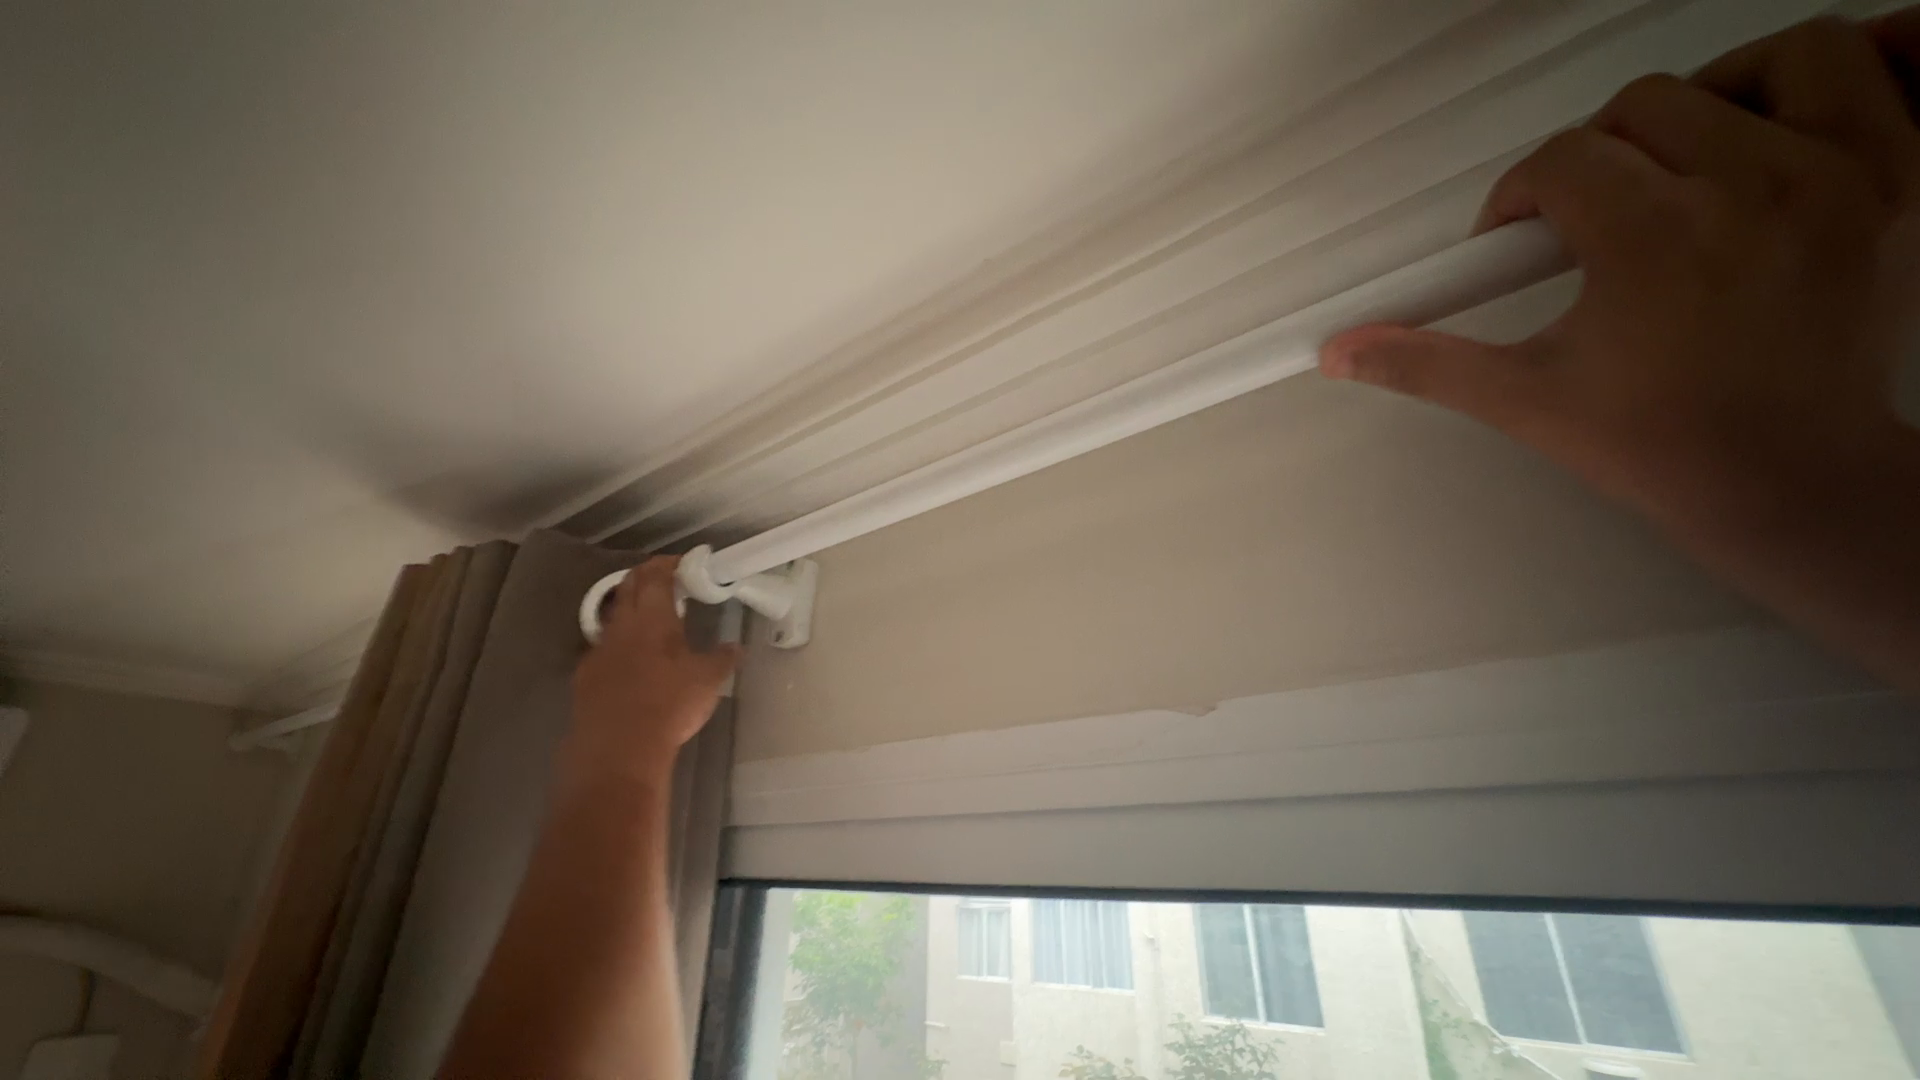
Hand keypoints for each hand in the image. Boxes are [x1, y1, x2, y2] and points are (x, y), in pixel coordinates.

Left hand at [563, 556, 738, 794]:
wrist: (618, 748)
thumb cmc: (669, 704)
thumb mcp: (709, 680)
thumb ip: (722, 658)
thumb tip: (735, 647)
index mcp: (653, 618)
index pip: (656, 576)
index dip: (668, 564)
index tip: (684, 563)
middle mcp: (621, 627)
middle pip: (628, 588)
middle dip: (646, 578)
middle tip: (667, 581)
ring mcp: (598, 652)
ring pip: (613, 617)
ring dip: (630, 610)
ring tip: (650, 619)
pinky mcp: (585, 678)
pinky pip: (603, 649)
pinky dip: (619, 644)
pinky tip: (630, 661)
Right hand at [1320, 15, 1919, 543]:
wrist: (1787, 477)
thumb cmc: (1651, 441)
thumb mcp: (1517, 400)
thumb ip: (1422, 364)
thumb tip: (1341, 351)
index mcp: (1651, 239)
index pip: (1560, 161)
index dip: (1517, 194)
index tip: (1513, 236)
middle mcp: (1754, 186)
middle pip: (1649, 104)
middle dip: (1595, 153)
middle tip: (1584, 212)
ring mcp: (1851, 172)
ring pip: (1776, 60)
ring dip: (1716, 94)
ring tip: (1685, 154)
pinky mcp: (1911, 177)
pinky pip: (1914, 57)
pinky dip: (1872, 58)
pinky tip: (1809, 106)